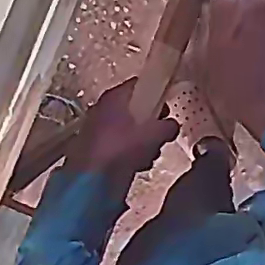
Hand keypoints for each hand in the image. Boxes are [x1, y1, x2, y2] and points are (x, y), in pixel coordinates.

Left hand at [63, 79, 177, 191]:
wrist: (92, 179)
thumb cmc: (122, 147)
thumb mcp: (155, 133)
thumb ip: (168, 126)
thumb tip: (172, 125)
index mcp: (114, 97)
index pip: (140, 85)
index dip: (157, 94)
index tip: (167, 106)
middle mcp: (103, 109)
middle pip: (136, 109)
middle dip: (152, 124)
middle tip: (161, 134)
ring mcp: (98, 130)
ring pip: (130, 130)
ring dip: (144, 143)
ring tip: (150, 154)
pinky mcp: (97, 150)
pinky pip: (121, 147)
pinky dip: (131, 155)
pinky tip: (138, 165)